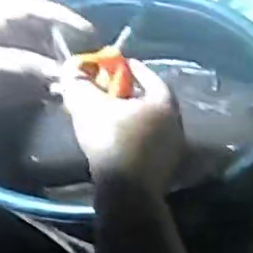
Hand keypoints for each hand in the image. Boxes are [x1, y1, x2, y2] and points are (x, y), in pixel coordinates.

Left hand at [0, 0, 95, 111]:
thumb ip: (27, 67)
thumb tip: (67, 76)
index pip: (36, 9)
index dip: (66, 20)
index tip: (93, 35)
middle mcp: (3, 28)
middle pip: (47, 34)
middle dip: (72, 50)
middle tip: (93, 69)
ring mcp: (6, 50)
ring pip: (46, 55)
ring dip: (66, 71)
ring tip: (82, 87)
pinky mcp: (8, 73)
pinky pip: (41, 75)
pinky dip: (56, 85)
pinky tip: (65, 97)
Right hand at [58, 58, 186, 196]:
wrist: (127, 189)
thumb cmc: (110, 140)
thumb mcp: (86, 102)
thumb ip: (79, 79)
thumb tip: (75, 68)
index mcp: (165, 104)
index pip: (150, 77)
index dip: (130, 67)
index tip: (114, 63)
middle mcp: (178, 125)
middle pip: (153, 101)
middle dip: (131, 92)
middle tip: (110, 88)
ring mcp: (177, 148)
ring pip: (153, 123)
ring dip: (133, 114)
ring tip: (110, 111)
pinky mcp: (169, 166)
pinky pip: (152, 141)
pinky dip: (137, 133)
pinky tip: (118, 135)